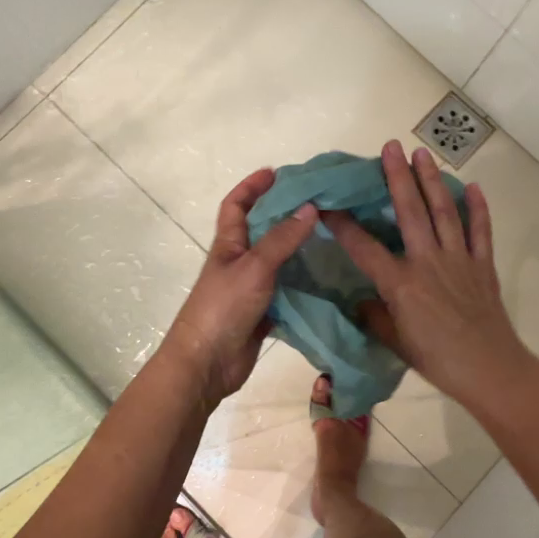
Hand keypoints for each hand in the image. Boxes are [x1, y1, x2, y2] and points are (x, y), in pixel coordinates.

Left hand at [160, 168, 318, 407]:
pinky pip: (287, 290)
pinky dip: (304, 283)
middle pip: (262, 230)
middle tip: (319, 202)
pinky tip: (328, 278)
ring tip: (331, 235)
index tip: (277, 173)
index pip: (236, 205)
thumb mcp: (255, 267)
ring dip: (299, 248)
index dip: (252, 187)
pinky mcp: (263, 313)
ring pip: (278, 261)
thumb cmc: (223, 308)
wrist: (207, 364)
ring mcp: (250, 289)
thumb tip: (310, 207)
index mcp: (228, 244)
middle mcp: (239, 262)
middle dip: (285, 213)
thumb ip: (282, 239)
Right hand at [324, 140, 538, 411]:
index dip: (342, 225)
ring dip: (432, 180)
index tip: (325, 204)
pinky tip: (472, 187)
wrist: (490, 370)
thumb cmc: (437, 361)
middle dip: (397, 177)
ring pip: (444, 212)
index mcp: (401, 284)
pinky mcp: (482, 265)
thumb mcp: (395, 343)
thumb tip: (361, 299)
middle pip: (410, 211)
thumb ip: (375, 316)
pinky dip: (478, 208)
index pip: (364, 247)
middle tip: (390, 148)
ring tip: (422, 154)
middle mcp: (428, 262)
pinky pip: (480, 231)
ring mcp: (458, 260)